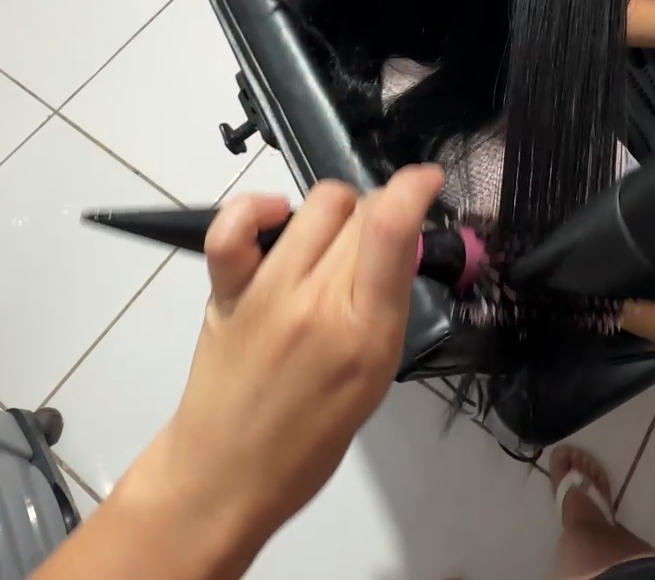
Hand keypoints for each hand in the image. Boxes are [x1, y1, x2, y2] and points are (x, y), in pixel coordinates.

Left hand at [53, 167, 442, 579]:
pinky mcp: (226, 289)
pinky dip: (258, 207)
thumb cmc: (312, 438)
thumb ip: (387, 304)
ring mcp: (267, 291)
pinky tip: (275, 215)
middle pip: (362, 211)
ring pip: (318, 204)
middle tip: (379, 234)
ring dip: (340, 206)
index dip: (414, 188)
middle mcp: (318, 302)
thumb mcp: (375, 376)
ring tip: (335, 234)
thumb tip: (398, 241)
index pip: (392, 231)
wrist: (226, 477)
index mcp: (366, 332)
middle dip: (383, 208)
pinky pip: (234, 226)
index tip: (428, 178)